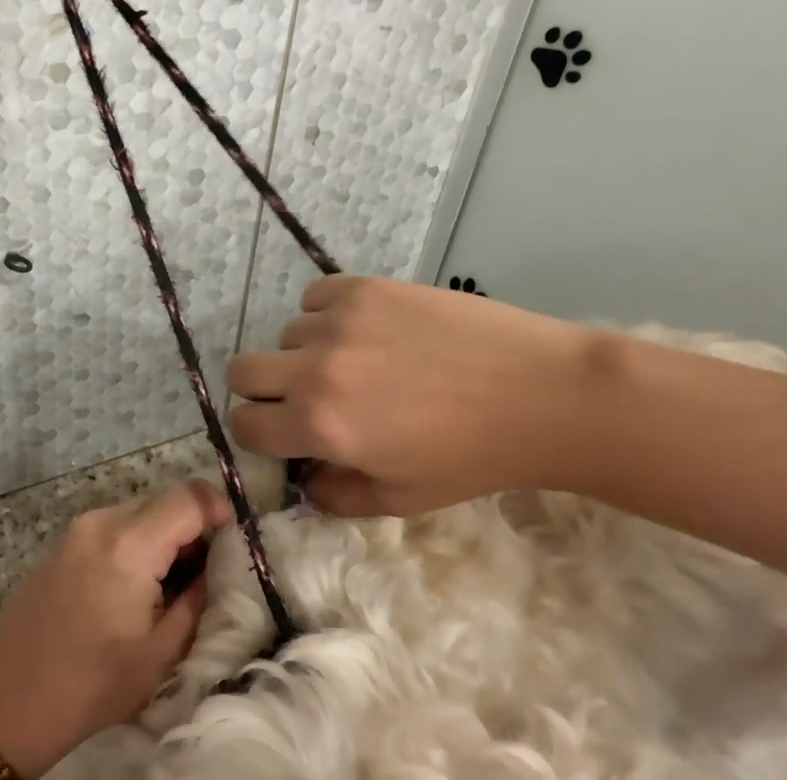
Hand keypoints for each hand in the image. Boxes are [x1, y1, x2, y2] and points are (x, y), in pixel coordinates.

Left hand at [0, 479, 230, 776]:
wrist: (14, 697)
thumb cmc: (95, 682)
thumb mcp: (162, 651)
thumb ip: (198, 598)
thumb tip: (219, 564)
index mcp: (128, 543)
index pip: (189, 496)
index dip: (221, 509)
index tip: (237, 540)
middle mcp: (99, 521)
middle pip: (161, 499)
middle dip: (192, 525)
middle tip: (209, 570)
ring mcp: (74, 530)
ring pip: (135, 512)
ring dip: (162, 535)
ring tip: (172, 584)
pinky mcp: (59, 545)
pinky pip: (108, 528)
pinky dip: (132, 543)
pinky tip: (133, 588)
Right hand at [225, 276, 600, 515]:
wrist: (543, 394)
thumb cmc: (474, 457)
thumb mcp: (403, 498)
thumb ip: (337, 496)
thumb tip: (304, 480)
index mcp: (320, 426)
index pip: (244, 423)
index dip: (260, 433)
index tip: (285, 433)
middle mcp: (316, 370)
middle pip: (242, 371)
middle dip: (265, 390)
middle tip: (306, 397)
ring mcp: (338, 322)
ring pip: (285, 335)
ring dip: (306, 353)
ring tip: (357, 362)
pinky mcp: (363, 288)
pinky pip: (315, 298)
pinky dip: (328, 315)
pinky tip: (368, 331)